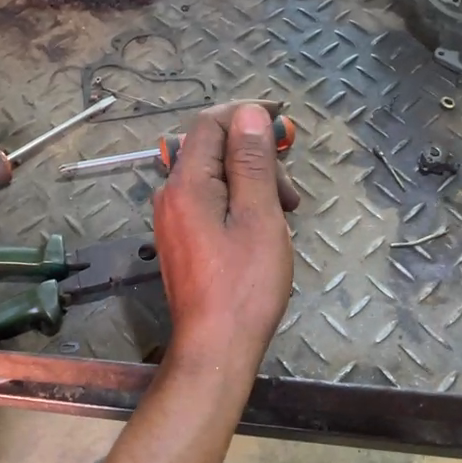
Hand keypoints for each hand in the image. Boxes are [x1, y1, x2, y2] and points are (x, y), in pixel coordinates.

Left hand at [152, 102, 298, 366]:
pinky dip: (238, 200)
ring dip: (251, 181)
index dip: (245, 115)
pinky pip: (208, 200)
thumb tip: (249, 113)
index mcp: (186, 182)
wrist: (215, 349)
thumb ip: (252, 161)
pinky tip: (262, 226)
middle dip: (254, 156)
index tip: (282, 123)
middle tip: (291, 191)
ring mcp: (172, 217)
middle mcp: (170, 193)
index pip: (210, 123)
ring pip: (213, 176)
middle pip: (212, 149)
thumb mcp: (259, 216)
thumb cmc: (244, 285)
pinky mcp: (180, 238)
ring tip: (284, 213)